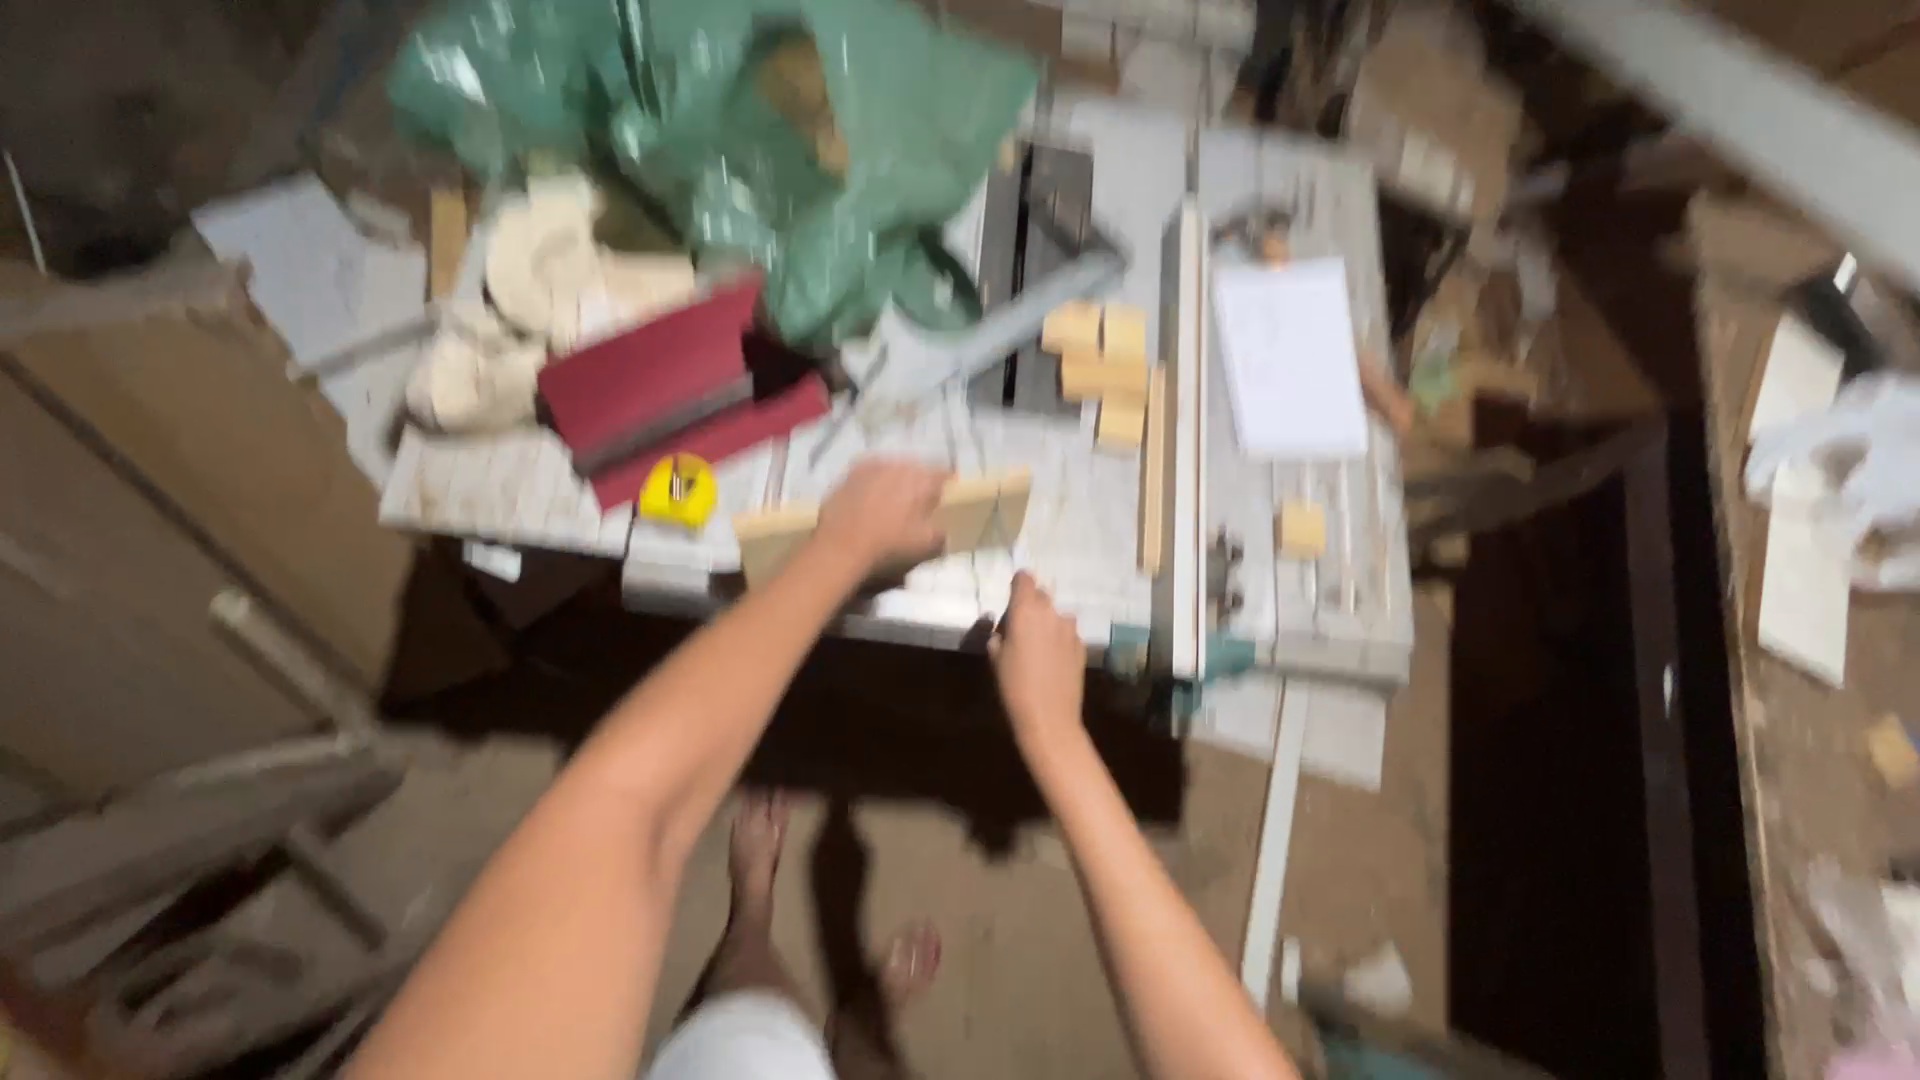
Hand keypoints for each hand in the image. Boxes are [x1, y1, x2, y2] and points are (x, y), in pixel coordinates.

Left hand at [814, 459, 950, 574]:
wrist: (841, 546)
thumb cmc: (890, 545)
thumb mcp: (927, 545)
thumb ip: (941, 532)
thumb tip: (941, 528)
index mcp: (922, 478)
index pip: (944, 472)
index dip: (947, 485)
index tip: (945, 497)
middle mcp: (899, 463)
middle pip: (917, 468)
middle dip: (919, 482)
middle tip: (917, 501)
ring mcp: (871, 465)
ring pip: (892, 468)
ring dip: (895, 480)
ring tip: (891, 500)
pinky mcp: (849, 473)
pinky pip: (869, 474)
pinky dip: (873, 483)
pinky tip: (869, 500)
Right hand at [990, 572, 1086, 751]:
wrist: (1049, 716)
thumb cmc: (1013, 685)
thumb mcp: (994, 657)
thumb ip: (999, 633)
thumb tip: (1004, 627)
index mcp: (1025, 610)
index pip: (1024, 578)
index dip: (1018, 584)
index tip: (1012, 598)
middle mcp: (1051, 612)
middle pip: (1041, 595)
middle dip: (1031, 605)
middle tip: (1021, 627)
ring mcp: (1070, 629)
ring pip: (1056, 615)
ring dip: (1047, 623)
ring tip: (1038, 647)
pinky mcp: (1082, 645)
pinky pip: (1067, 634)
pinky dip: (1059, 639)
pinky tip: (1053, 661)